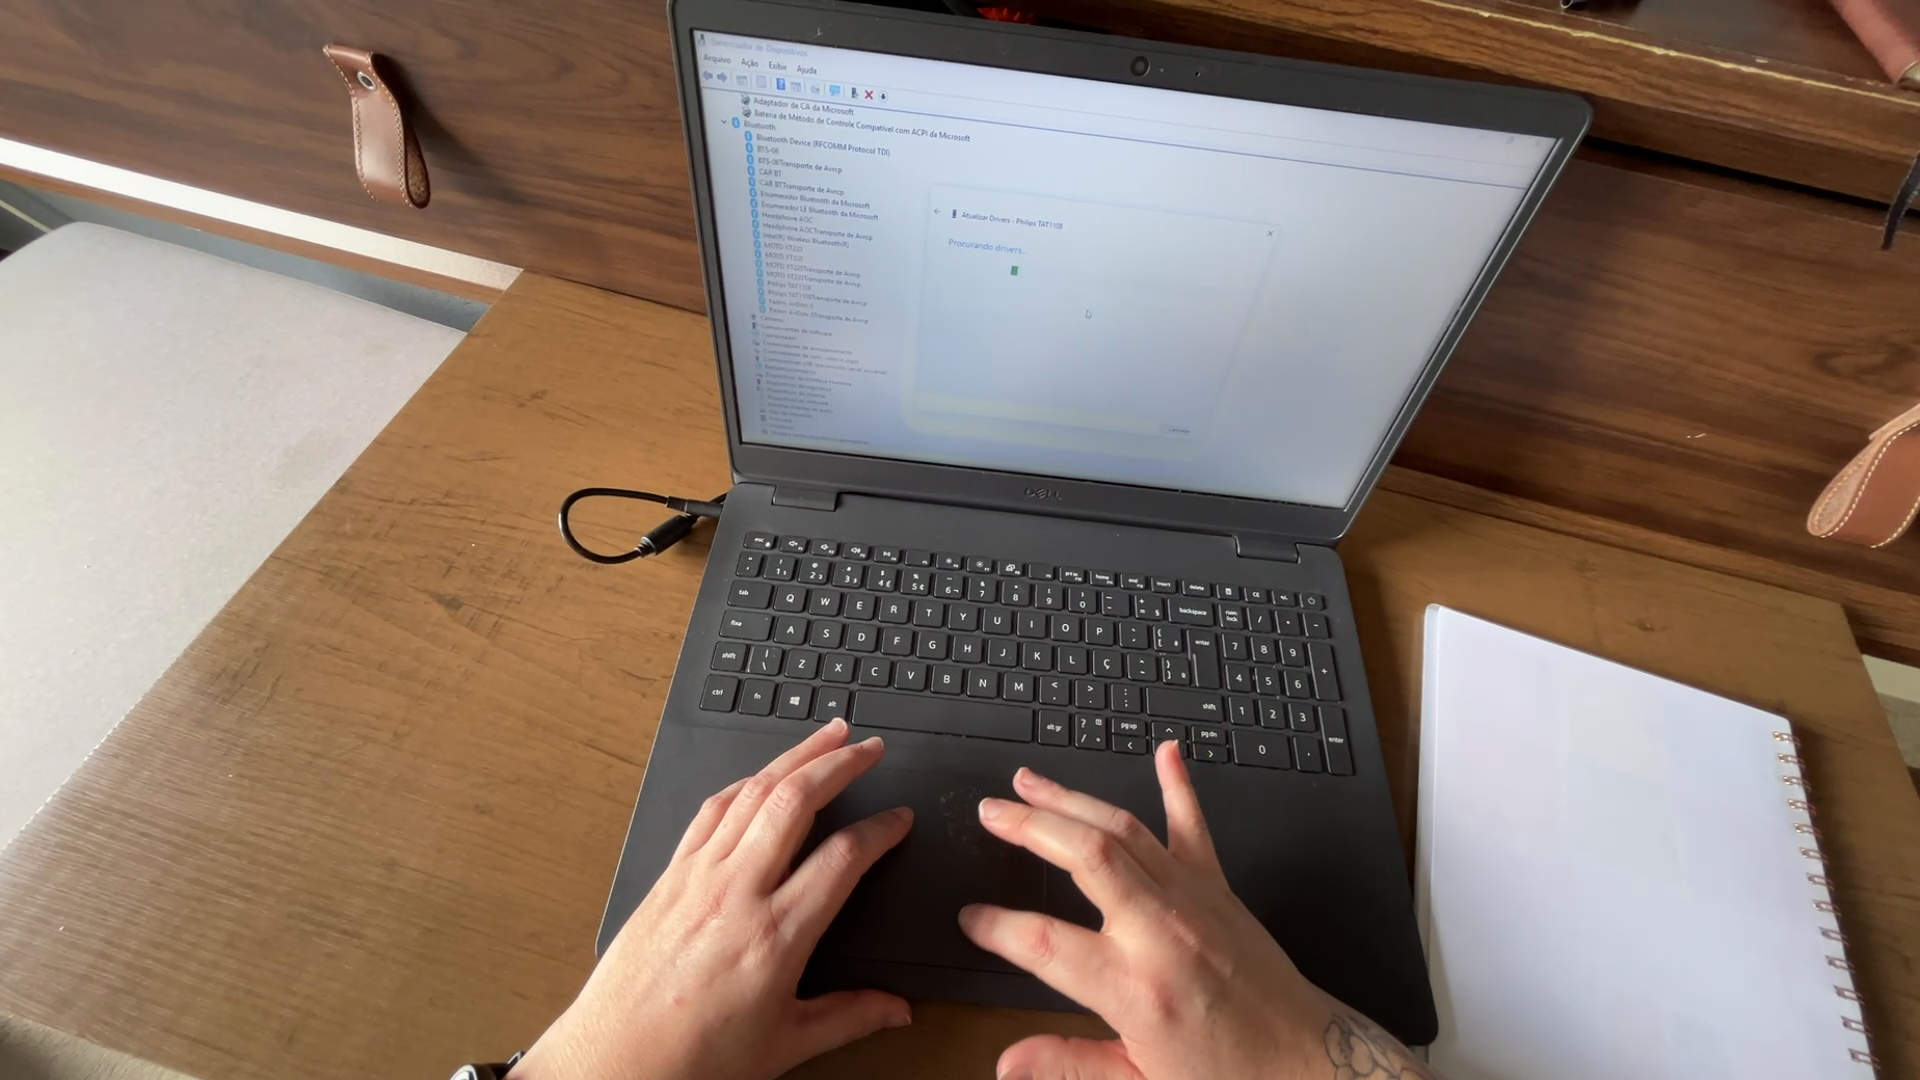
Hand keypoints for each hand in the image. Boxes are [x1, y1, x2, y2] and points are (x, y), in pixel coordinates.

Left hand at [513, 719, 912, 1079]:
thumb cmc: (691, 1063)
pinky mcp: (671, 873)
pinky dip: (747, 781)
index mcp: (775, 937)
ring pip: (754, 791)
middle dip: (841, 763)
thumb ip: (850, 1017)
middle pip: (797, 800)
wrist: (605, 1070)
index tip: (900, 818)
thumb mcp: (783, 1046)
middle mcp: (738, 893)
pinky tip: (764, 772)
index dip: (881, 829)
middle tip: (871, 747)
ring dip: (797, 755)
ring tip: (828, 734)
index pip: (843, 857)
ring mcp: (700, 875)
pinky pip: (713, 809)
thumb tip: (899, 1008)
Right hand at [958, 740, 1435, 1079]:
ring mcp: (1190, 897)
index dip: (998, 927)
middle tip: (991, 811)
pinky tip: (1167, 753)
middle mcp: (1160, 930)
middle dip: (1030, 825)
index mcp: (1136, 988)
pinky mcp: (1216, 885)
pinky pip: (1192, 825)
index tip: (972, 917)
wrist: (1311, 1068)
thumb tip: (1005, 1064)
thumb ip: (1067, 1067)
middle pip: (1084, 855)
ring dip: (1071, 799)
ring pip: (1122, 830)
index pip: (1045, 945)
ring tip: (1030, 781)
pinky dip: (1177, 785)